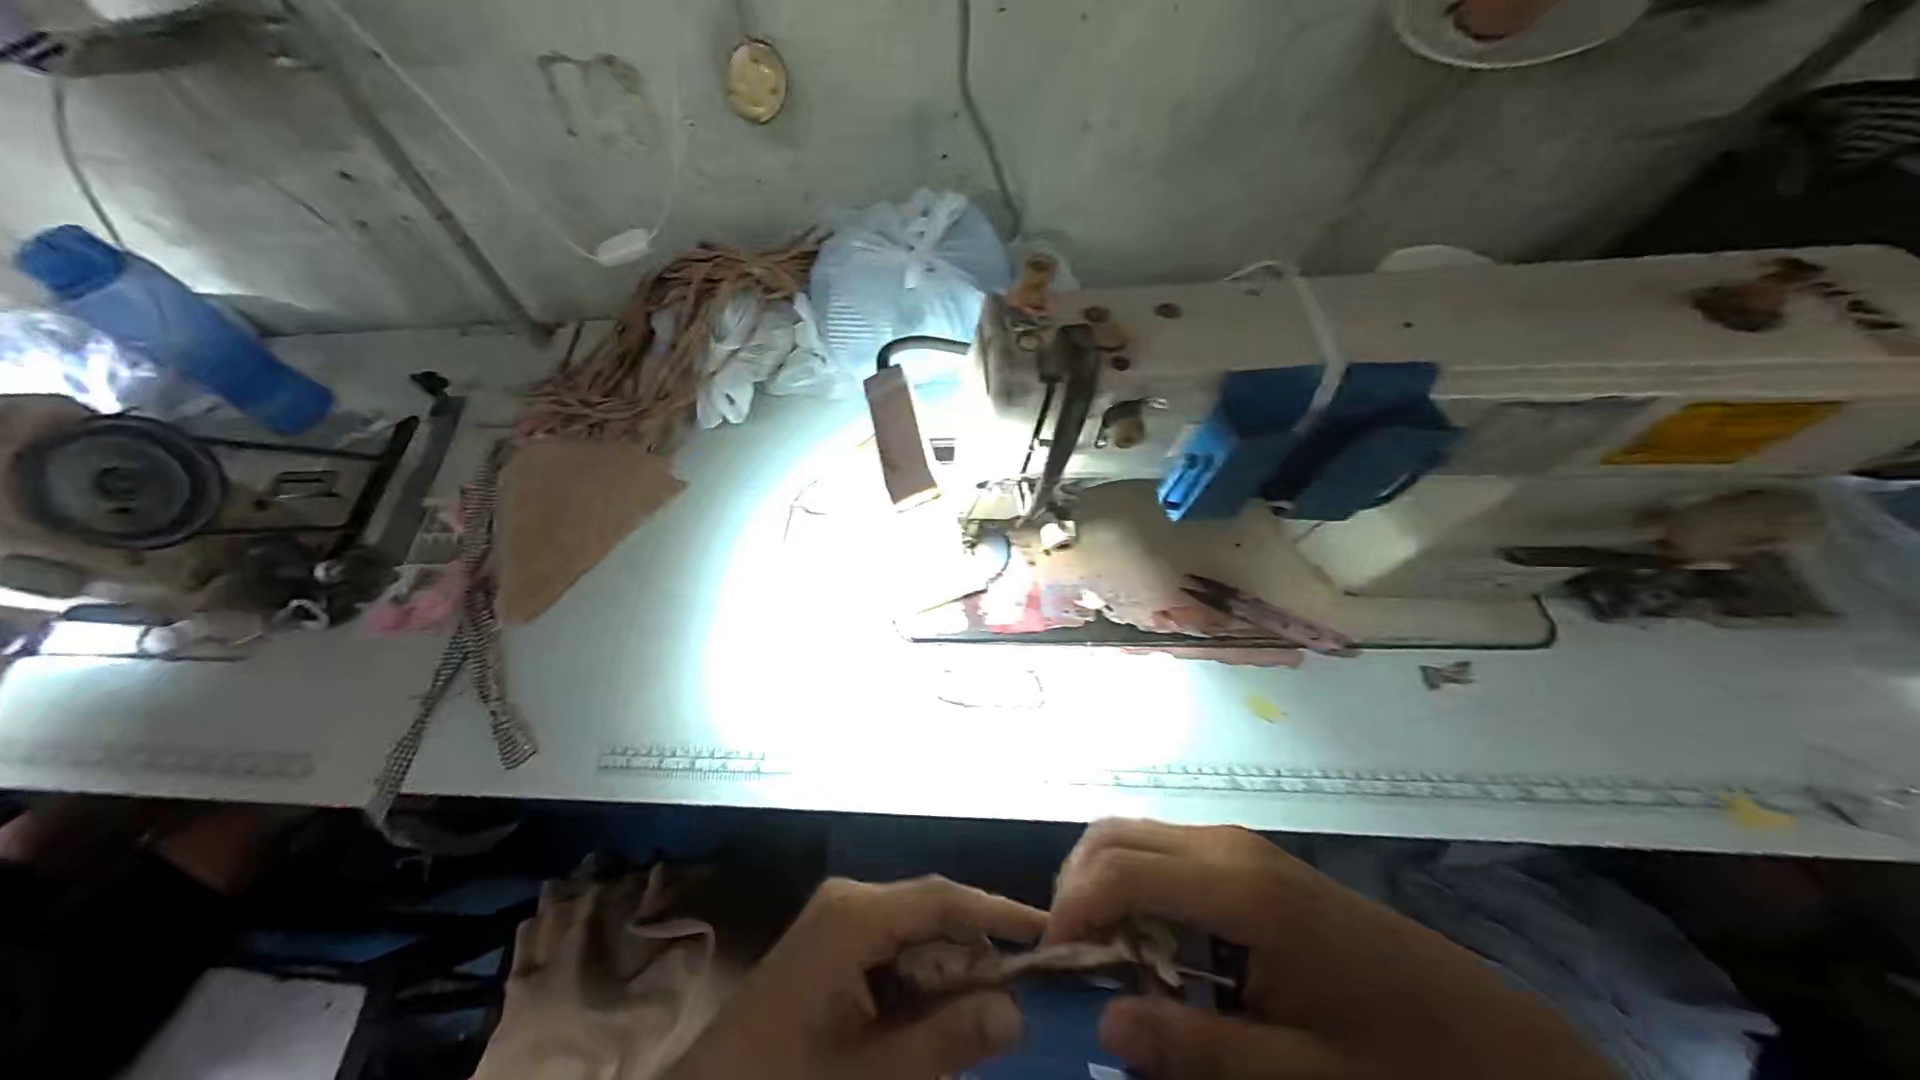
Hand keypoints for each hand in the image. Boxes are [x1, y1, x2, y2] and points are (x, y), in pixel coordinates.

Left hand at [666, 875, 1045, 1079]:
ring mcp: (837, 917)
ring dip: (949, 972)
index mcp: (854, 915)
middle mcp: (848, 899)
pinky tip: (931, 1016)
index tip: (1051, 930)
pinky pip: (893, 946)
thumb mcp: (872, 1074)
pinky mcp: (831, 939)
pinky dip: (920, 979)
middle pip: (932, 913)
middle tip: (1021, 992)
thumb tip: (1019, 1011)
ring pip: (916, 931)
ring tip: (980, 1012)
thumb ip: (948, 1040)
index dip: (1000, 912)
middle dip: (975, 953)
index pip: (943, 899)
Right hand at [1048, 820, 1617, 1079]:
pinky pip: (1167, 853)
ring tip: (1106, 953)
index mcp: (1242, 889)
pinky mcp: (1251, 862)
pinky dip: (1137, 886)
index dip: (1072, 909)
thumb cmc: (1400, 1057)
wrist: (1494, 1036)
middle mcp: (1230, 847)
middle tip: (1074, 958)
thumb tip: (1105, 1025)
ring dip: (1104, 884)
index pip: (1121, 869)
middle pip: (1116, 834)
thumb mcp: (1302, 1075)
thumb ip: (1199, 1051)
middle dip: (1077, 887)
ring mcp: (1242, 848)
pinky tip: (1153, 942)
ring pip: (1137, 835)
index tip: (1055, 965)